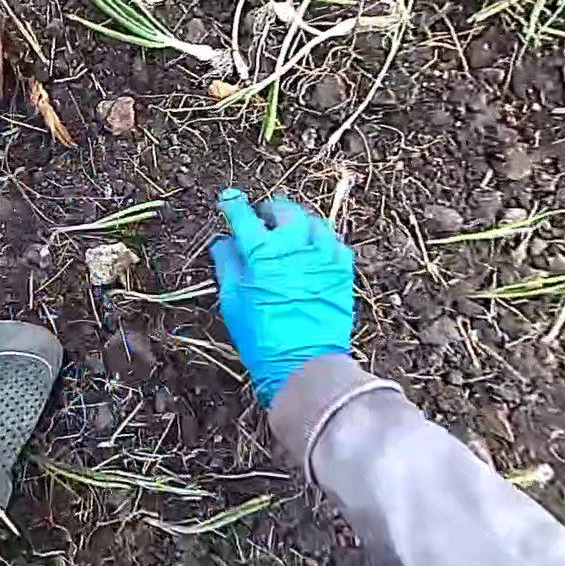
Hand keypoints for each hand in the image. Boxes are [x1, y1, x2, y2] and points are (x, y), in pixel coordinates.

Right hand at [208, 188, 353, 405]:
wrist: (305, 364)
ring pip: (311, 221)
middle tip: (261, 216)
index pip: (245, 217)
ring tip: (287, 229)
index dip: (234, 205)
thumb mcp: (233, 300)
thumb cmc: (261, 336)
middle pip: (283, 210)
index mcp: (262, 253)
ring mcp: (322, 257)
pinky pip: (333, 242)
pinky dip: (320, 239)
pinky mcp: (341, 271)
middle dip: (269, 209)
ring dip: (296, 220)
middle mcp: (294, 247)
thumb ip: (228, 264)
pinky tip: (312, 248)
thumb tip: (222, 241)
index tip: (228, 200)